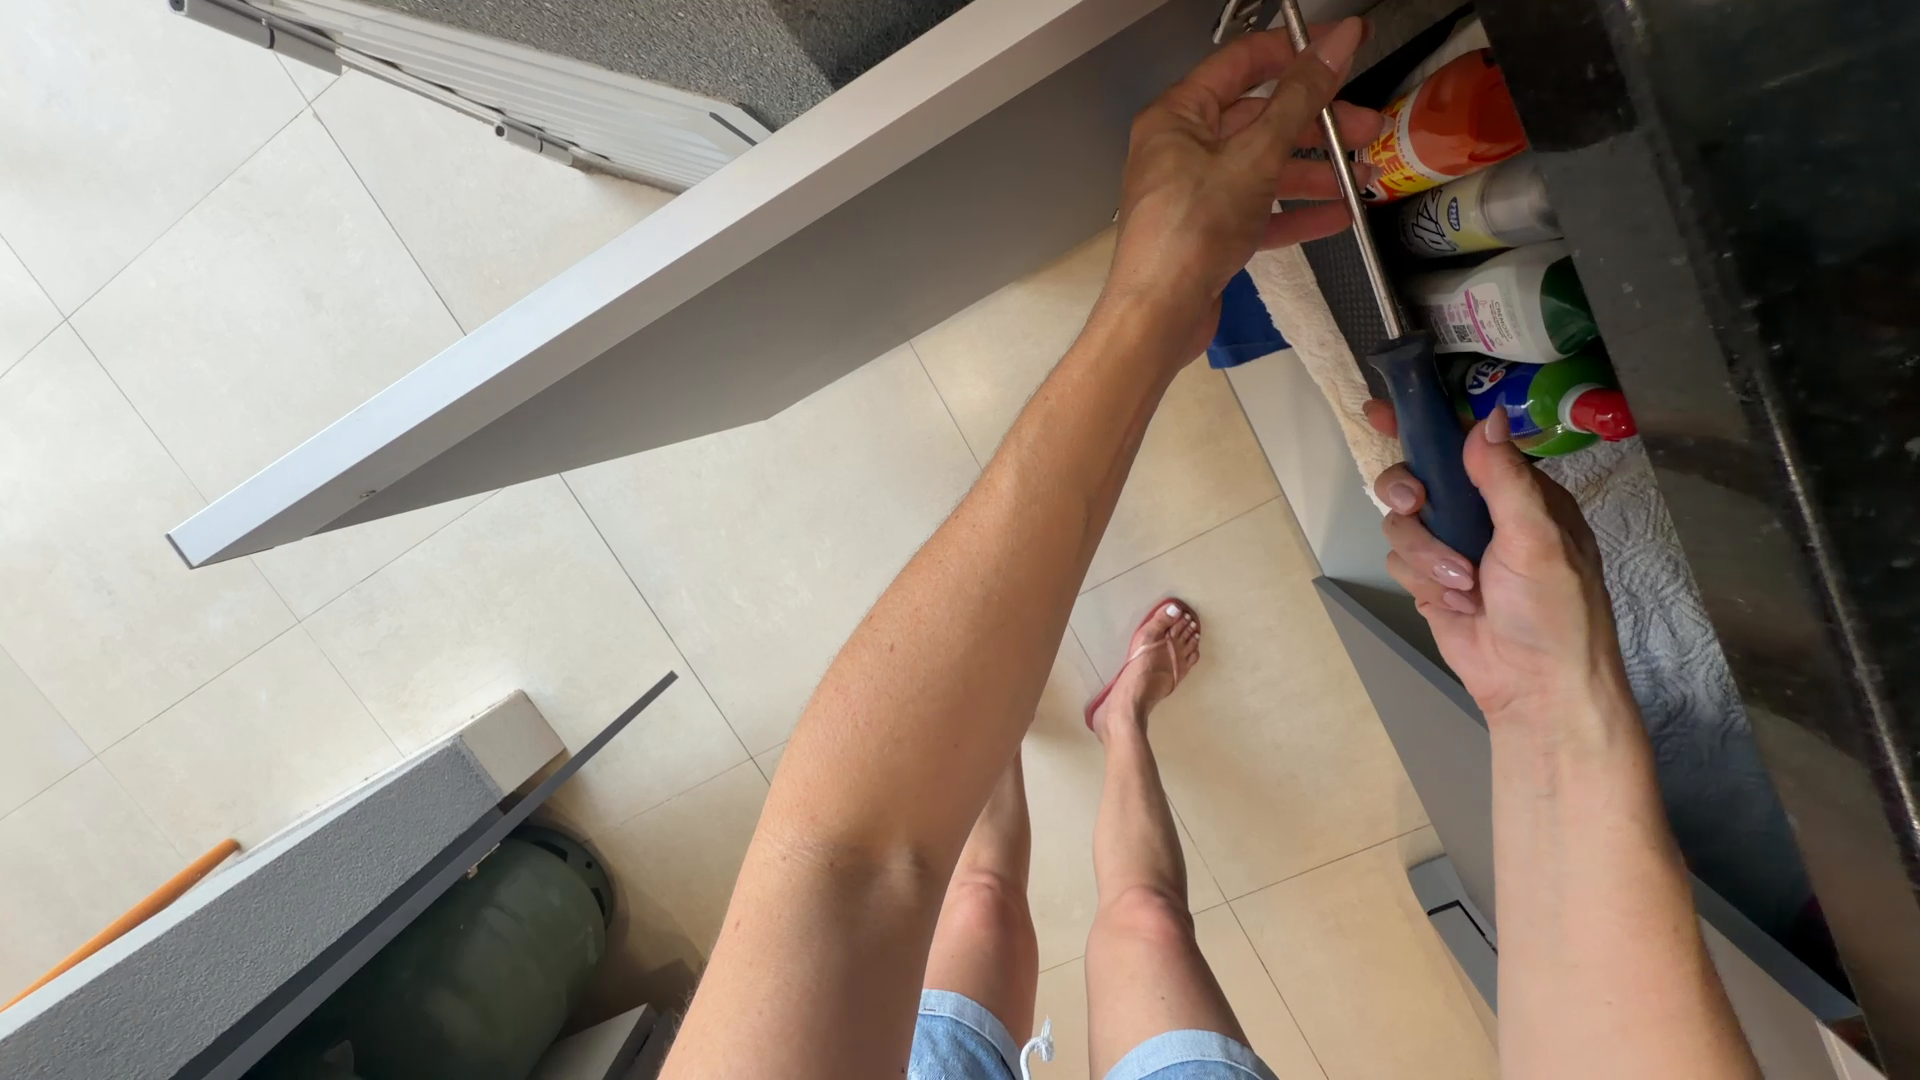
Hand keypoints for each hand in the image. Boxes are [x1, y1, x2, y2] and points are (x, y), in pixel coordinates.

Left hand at [1097, 18, 1382, 360]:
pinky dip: (1290, 214)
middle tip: (1365, 132)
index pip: (1240, 65)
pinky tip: (1333, 217)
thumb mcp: (1255, 155)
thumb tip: (1338, 40)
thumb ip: (1301, 98)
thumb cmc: (1191, 231)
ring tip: (1359, 181)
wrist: (1158, 316)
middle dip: (1315, 127)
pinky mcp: (1203, 237)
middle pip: (1257, 122)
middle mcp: (1179, 153)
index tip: (1343, 55)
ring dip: (1311, 174)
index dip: (1295, 54)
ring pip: (1259, 171)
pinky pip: (1253, 215)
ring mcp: (1191, 197)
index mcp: (1176, 118)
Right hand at [1364, 400, 1627, 723]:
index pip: (1463, 443)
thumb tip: (1485, 419)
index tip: (1380, 409)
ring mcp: (1448, 545)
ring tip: (1460, 582)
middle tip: (1416, 506)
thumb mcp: (1538, 540)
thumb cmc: (1554, 610)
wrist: (1532, 683)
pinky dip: (1420, 577)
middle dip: (1407, 493)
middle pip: (1414, 477)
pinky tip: (1453, 599)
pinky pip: (1397, 558)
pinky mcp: (1426, 577)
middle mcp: (1477, 513)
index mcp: (1516, 494)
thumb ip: (1506, 481)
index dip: (1422, 424)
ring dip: (1425, 552)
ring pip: (1399, 522)